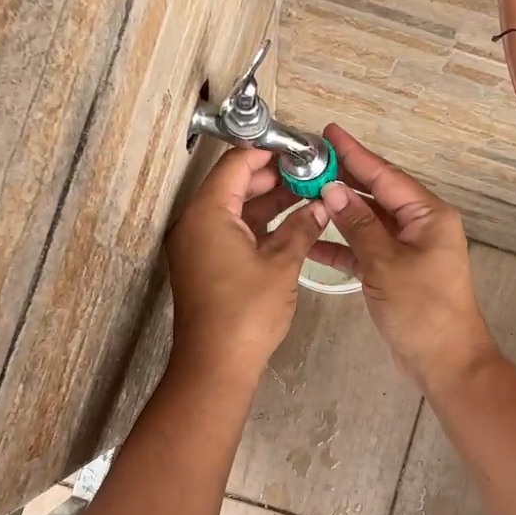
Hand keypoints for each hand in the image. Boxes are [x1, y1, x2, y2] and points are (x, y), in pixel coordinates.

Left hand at [166, 147, 328, 378]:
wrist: (215, 365)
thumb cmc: (244, 315)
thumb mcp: (282, 265)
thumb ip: (302, 228)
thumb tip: (320, 207)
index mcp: (207, 213)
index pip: (236, 164)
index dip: (268, 153)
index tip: (297, 149)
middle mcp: (195, 224)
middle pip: (234, 185)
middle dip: (273, 178)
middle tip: (309, 172)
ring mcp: (197, 246)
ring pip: (234, 210)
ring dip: (269, 202)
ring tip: (308, 194)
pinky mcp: (204, 265)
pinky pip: (231, 232)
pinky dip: (259, 226)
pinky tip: (291, 225)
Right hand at [307, 125, 497, 390]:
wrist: (445, 362)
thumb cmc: (423, 311)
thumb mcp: (385, 263)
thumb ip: (358, 225)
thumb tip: (332, 189)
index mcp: (429, 215)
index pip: (385, 176)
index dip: (355, 154)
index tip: (329, 134)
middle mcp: (420, 226)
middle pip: (376, 196)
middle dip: (342, 181)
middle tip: (306, 163)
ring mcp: (408, 251)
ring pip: (367, 223)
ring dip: (337, 214)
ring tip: (301, 197)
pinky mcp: (395, 274)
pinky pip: (364, 251)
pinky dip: (341, 248)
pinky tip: (311, 243)